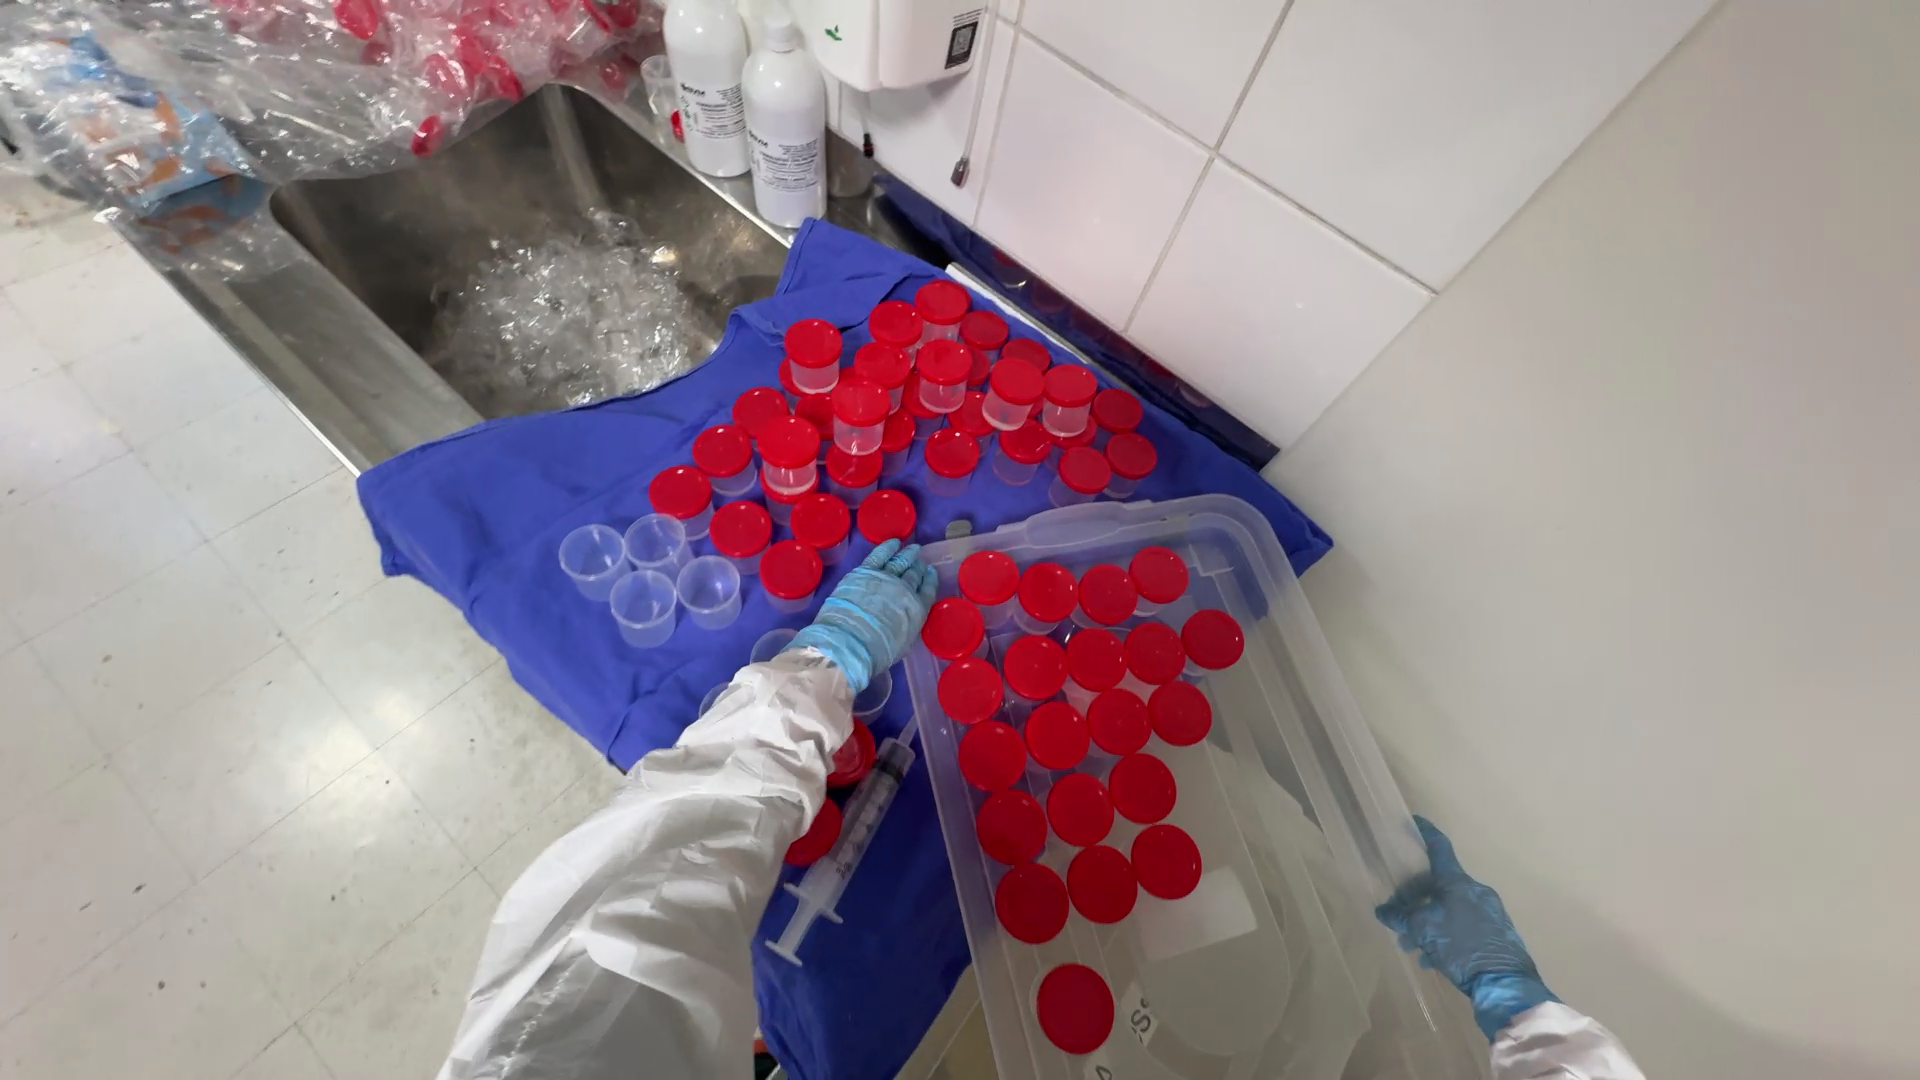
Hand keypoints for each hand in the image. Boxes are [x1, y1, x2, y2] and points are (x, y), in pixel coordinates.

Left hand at [783, 538, 937, 692]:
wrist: (851, 642)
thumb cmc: (878, 651)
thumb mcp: (904, 643)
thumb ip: (909, 625)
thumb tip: (907, 616)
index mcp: (918, 609)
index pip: (928, 589)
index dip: (930, 579)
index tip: (931, 571)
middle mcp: (905, 589)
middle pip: (914, 574)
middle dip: (918, 566)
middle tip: (920, 559)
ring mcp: (885, 578)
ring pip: (899, 562)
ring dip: (907, 554)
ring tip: (912, 548)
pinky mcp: (865, 571)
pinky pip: (879, 554)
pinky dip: (888, 547)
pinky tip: (894, 542)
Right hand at [1375, 816, 1557, 1040]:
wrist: (1508, 987)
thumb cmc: (1460, 946)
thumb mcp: (1420, 929)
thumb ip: (1399, 916)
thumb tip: (1383, 911)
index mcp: (1457, 882)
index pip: (1439, 848)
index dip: (1425, 832)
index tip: (1415, 820)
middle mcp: (1477, 892)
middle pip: (1441, 885)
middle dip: (1417, 899)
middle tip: (1401, 914)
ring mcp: (1493, 914)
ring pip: (1452, 909)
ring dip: (1430, 922)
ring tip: (1415, 946)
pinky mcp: (1502, 937)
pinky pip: (1466, 927)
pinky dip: (1447, 936)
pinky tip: (1434, 959)